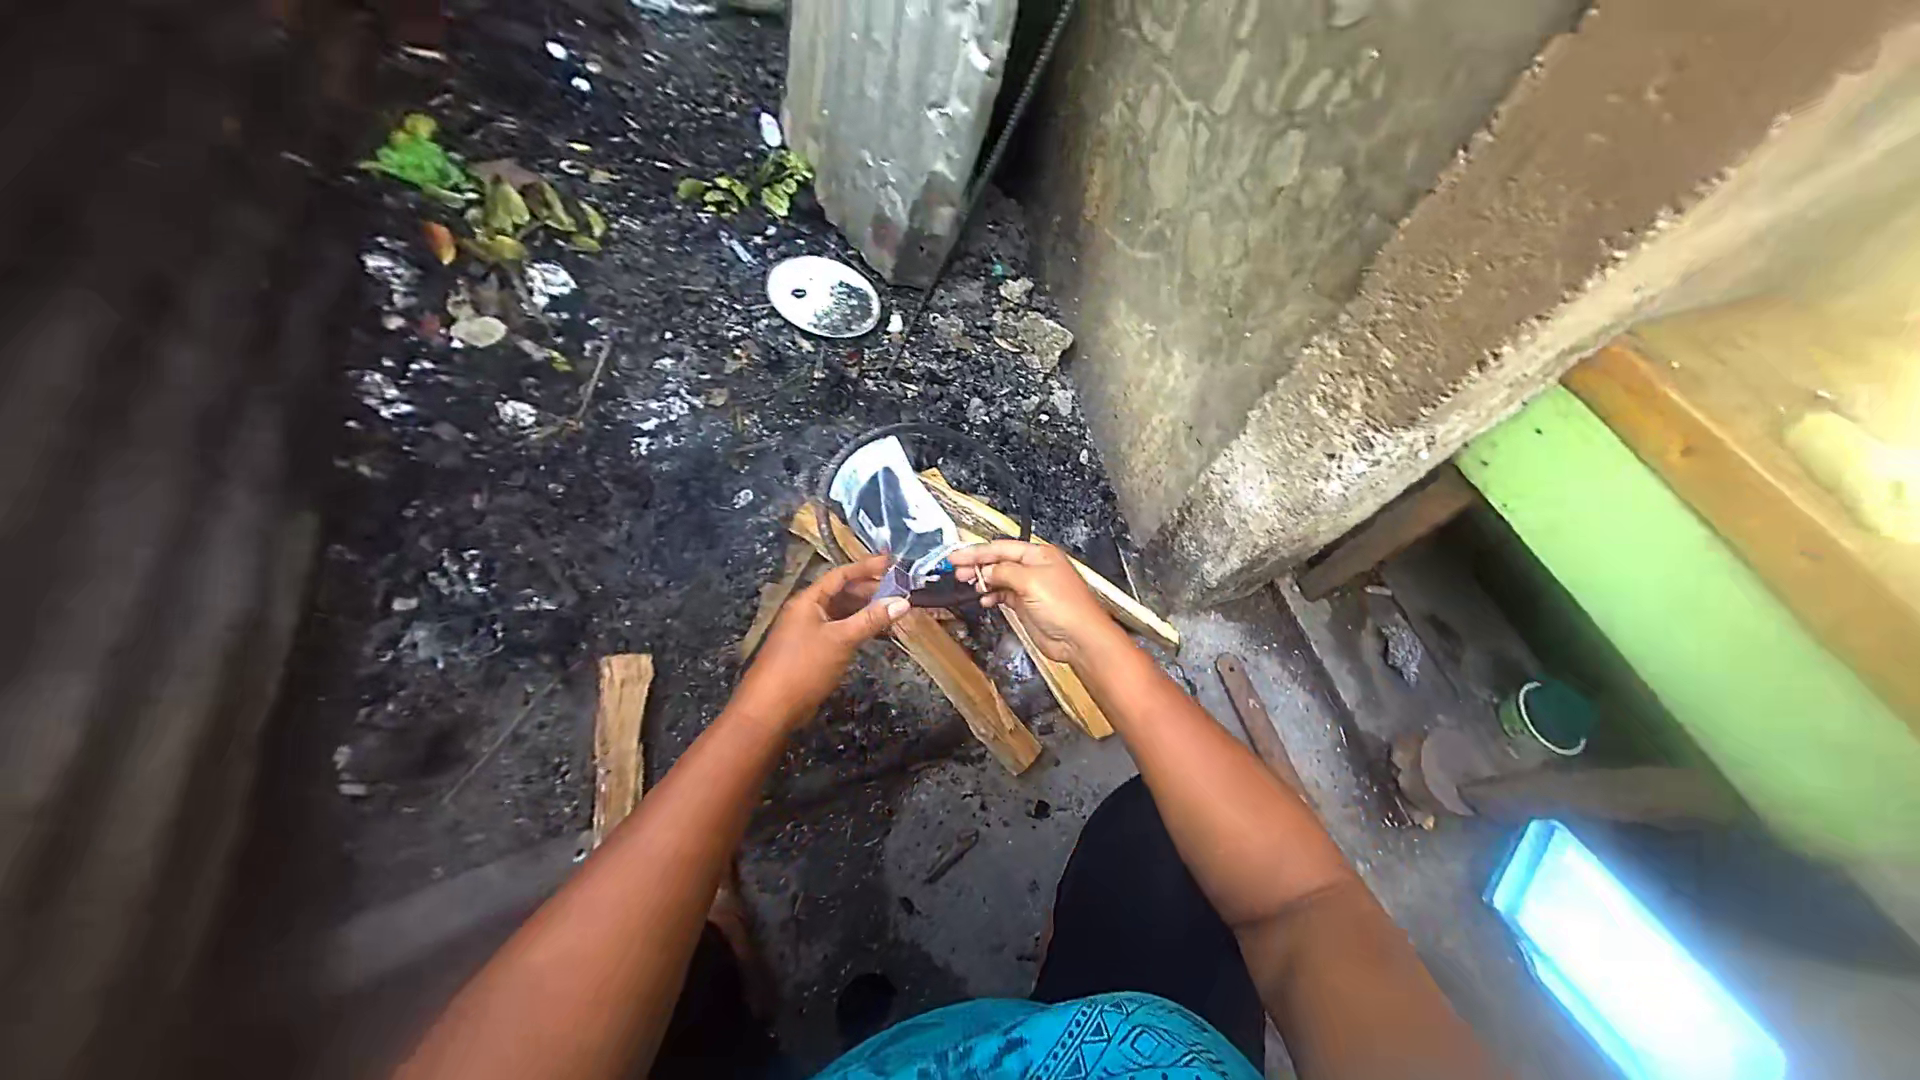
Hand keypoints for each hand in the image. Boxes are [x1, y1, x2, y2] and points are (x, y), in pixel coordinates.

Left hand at [731, 554, 910, 729]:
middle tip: (899, 591)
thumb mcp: (841, 639)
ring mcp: (809, 631)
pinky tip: (876, 633)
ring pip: (842, 612)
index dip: (866, 567)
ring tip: (893, 611)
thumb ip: (871, 619)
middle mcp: (808, 611)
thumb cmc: (803, 666)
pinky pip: (840, 630)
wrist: (771, 708)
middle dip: (870, 590)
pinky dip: (858, 628)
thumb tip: (902, 602)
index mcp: (809, 600)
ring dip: (866, 610)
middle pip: (842, 592)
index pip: (841, 575)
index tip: (891, 563)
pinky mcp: (813, 650)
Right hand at [948, 540, 1117, 662]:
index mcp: (1038, 555)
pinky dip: (991, 596)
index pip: (1001, 548)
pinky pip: (1003, 595)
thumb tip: (986, 570)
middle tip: (956, 569)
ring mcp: (1030, 587)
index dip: (976, 552)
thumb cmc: (1067, 607)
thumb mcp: (1030, 581)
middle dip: (976, 564)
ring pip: (999, 578)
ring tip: (966, 583)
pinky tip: (984, 599)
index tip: (957, 556)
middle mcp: (1034, 568)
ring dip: (982, 580)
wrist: (1079, 638)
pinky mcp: (1027, 605)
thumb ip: (1004, 572)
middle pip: (998, 561)